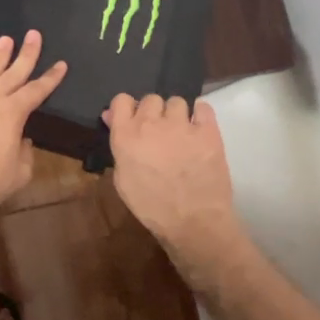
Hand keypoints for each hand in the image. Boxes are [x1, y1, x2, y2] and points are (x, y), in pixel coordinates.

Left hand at [0, 31, 67, 211]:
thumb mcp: (18, 174)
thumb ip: (24, 153)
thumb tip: (21, 140)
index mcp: (13, 114)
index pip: (37, 90)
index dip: (51, 77)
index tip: (61, 64)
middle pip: (13, 72)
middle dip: (26, 53)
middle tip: (34, 34)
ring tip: (5, 39)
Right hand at [105, 94, 246, 281]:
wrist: (192, 221)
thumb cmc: (151, 207)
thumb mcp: (123, 180)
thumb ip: (118, 145)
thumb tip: (112, 118)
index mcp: (126, 135)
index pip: (121, 100)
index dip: (127, 108)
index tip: (133, 119)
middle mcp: (151, 123)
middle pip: (151, 98)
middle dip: (154, 112)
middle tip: (159, 133)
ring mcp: (181, 124)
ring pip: (176, 101)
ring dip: (176, 114)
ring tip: (181, 133)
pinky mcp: (207, 130)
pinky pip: (203, 108)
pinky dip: (200, 115)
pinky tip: (199, 130)